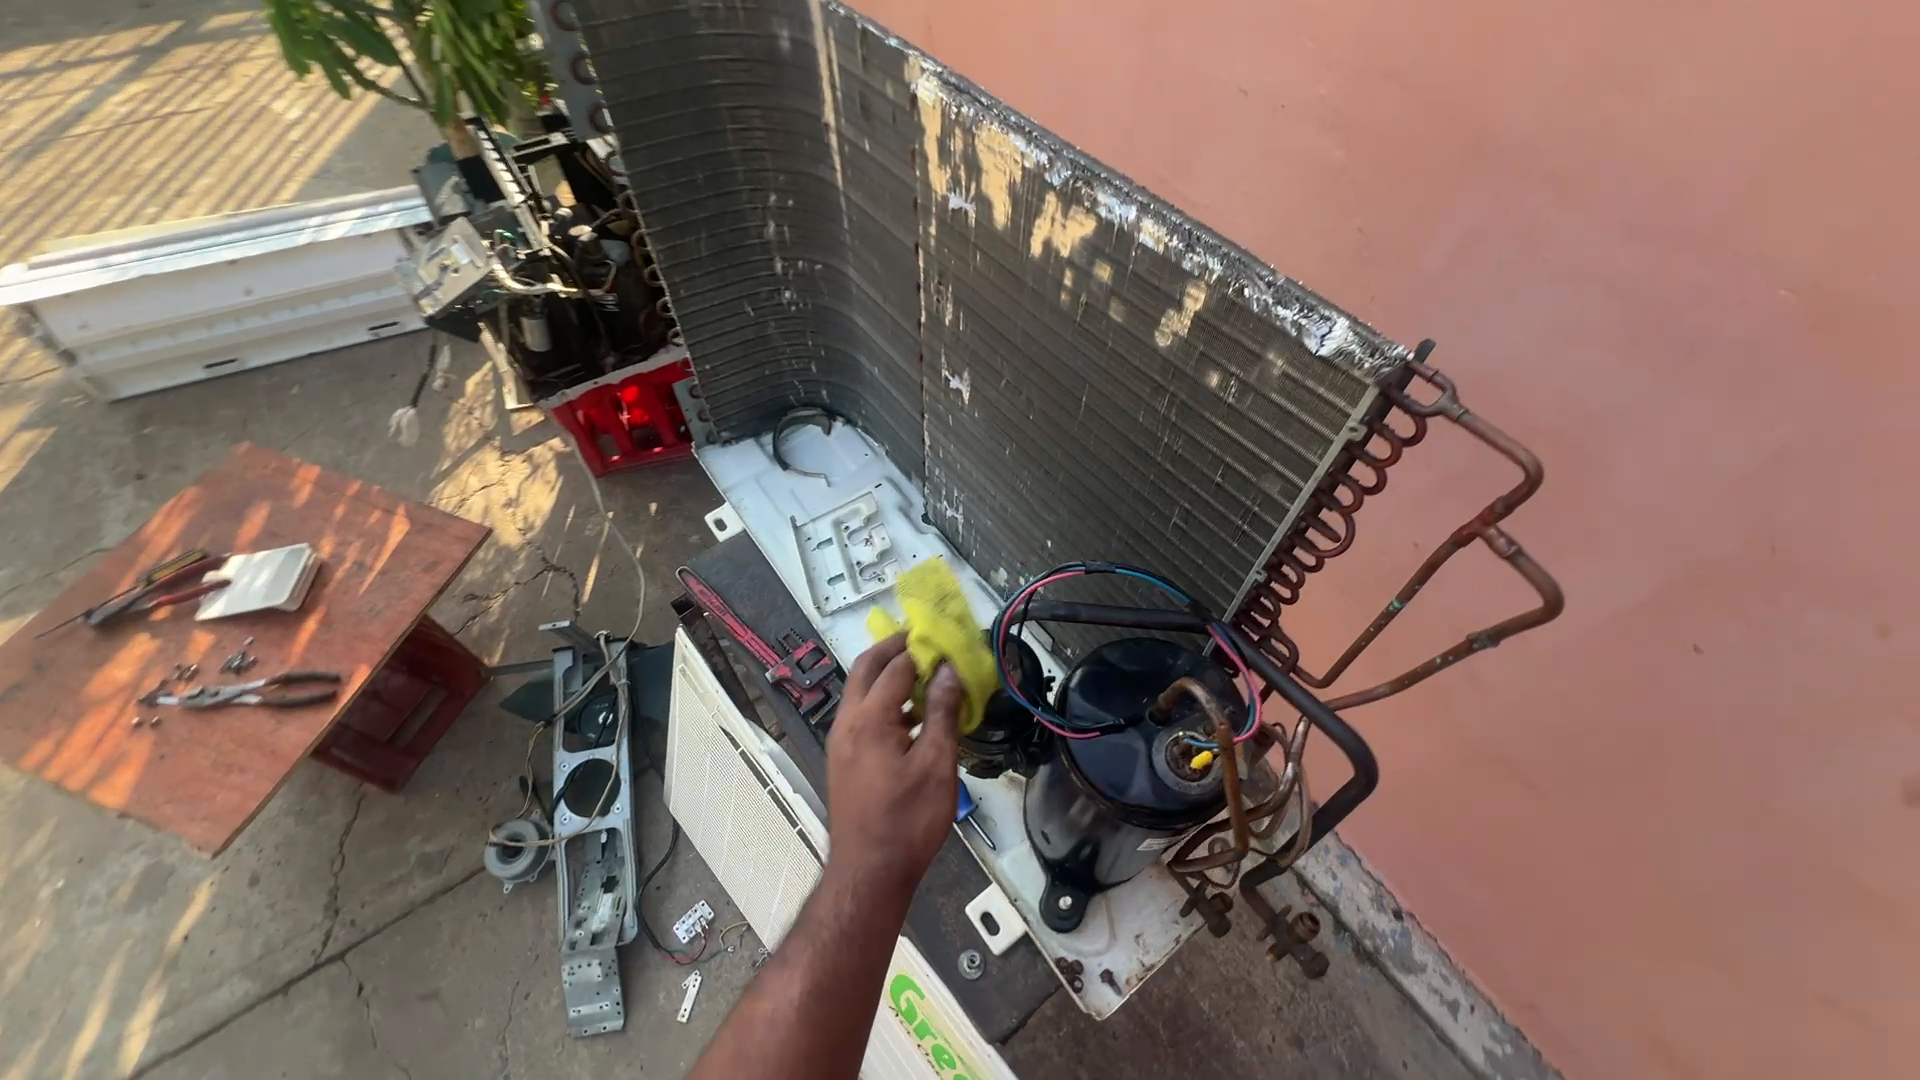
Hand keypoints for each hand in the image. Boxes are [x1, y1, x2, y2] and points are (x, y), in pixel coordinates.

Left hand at [824, 634, 964, 899]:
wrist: (869, 871)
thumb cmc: (908, 819)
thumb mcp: (936, 764)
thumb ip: (941, 712)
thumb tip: (948, 670)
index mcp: (869, 718)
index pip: (896, 666)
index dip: (923, 649)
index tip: (946, 639)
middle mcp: (847, 721)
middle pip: (867, 668)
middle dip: (894, 649)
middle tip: (924, 640)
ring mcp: (840, 740)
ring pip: (861, 691)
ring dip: (888, 675)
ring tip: (925, 675)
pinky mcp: (843, 758)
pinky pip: (861, 714)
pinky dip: (884, 702)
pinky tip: (912, 717)